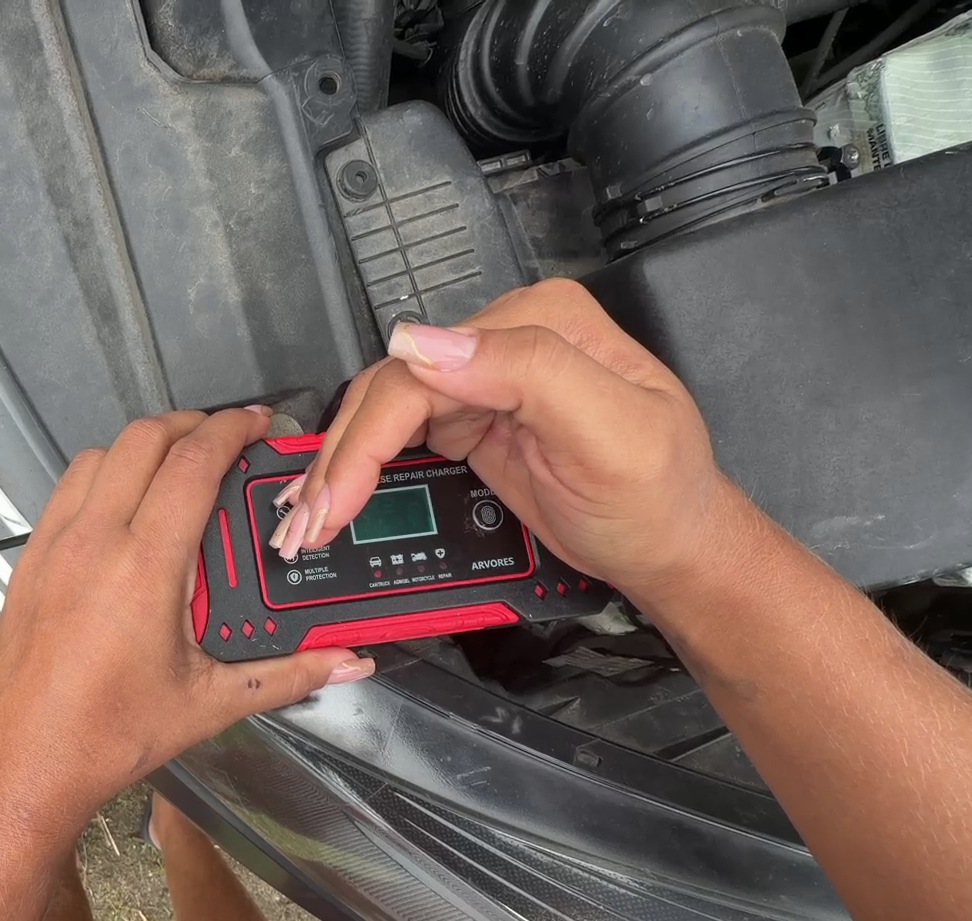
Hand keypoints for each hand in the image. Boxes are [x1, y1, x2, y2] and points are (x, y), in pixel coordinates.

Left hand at [0, 407, 373, 837]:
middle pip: (144, 439)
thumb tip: (348, 660)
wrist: (21, 762)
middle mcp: (92, 540)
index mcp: (143, 566)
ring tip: (178, 467)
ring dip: (143, 446)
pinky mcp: (29, 558)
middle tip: (227, 440)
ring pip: (99, 454)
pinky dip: (103, 473)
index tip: (256, 425)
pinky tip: (124, 507)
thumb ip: (287, 673)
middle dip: (191, 424)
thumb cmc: (109, 736)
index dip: (231, 430)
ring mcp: (52, 544)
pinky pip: (67, 488)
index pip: (192, 463)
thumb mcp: (208, 703)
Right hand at [274, 279, 743, 599]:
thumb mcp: (612, 433)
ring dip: (337, 467)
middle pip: (387, 393)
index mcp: (535, 325)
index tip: (334, 502)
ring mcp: (476, 380)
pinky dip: (357, 467)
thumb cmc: (653, 497)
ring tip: (309, 517)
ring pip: (378, 414)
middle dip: (339, 460)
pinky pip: (392, 435)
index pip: (418, 374)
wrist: (663, 543)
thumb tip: (419, 341)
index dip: (365, 440)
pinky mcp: (462, 417)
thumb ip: (526, 371)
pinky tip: (333, 490)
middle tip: (307, 521)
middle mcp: (498, 342)